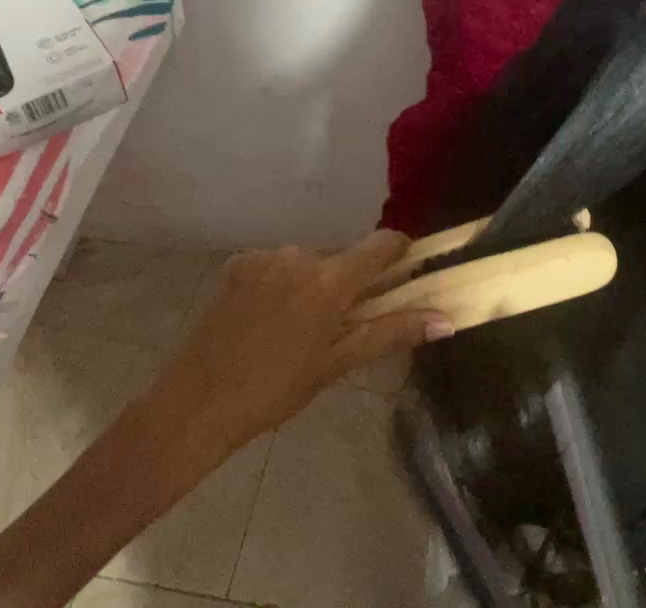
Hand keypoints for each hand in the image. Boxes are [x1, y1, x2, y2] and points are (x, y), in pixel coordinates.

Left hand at [156, 230, 453, 448]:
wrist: (198, 401)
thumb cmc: (276, 389)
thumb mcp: (338, 363)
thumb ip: (392, 333)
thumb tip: (446, 321)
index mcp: (330, 279)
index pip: (383, 243)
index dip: (400, 254)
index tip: (405, 276)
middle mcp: (300, 254)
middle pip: (345, 254)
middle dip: (354, 280)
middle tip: (347, 323)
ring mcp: (265, 257)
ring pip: (310, 260)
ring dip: (318, 281)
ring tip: (303, 328)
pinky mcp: (239, 264)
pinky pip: (278, 264)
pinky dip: (285, 283)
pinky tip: (270, 320)